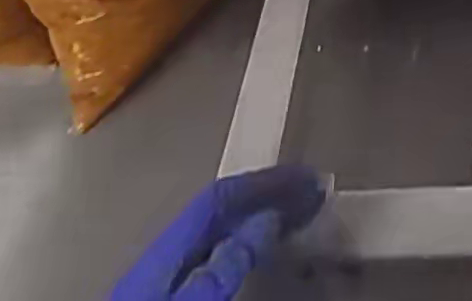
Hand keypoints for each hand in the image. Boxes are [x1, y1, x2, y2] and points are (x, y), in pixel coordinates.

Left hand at [112, 165, 325, 300]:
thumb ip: (224, 268)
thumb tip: (266, 220)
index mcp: (163, 255)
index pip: (219, 199)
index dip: (264, 183)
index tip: (308, 181)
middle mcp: (160, 263)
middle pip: (218, 213)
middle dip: (265, 197)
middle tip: (312, 197)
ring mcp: (159, 288)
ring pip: (216, 238)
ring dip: (257, 221)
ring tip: (295, 222)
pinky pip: (213, 264)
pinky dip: (244, 252)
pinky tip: (260, 263)